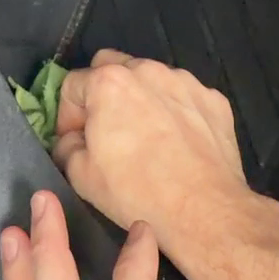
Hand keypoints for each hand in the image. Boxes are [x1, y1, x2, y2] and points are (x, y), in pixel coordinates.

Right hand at [52, 50, 264, 268]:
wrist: (206, 213)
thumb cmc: (137, 193)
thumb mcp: (81, 176)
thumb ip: (66, 147)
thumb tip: (73, 140)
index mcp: (108, 82)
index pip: (72, 85)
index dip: (67, 115)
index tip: (74, 140)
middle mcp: (145, 70)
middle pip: (110, 66)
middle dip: (100, 92)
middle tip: (105, 128)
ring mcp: (183, 81)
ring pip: (148, 78)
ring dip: (139, 98)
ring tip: (146, 135)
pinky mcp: (213, 99)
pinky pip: (182, 96)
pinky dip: (173, 110)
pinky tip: (177, 141)